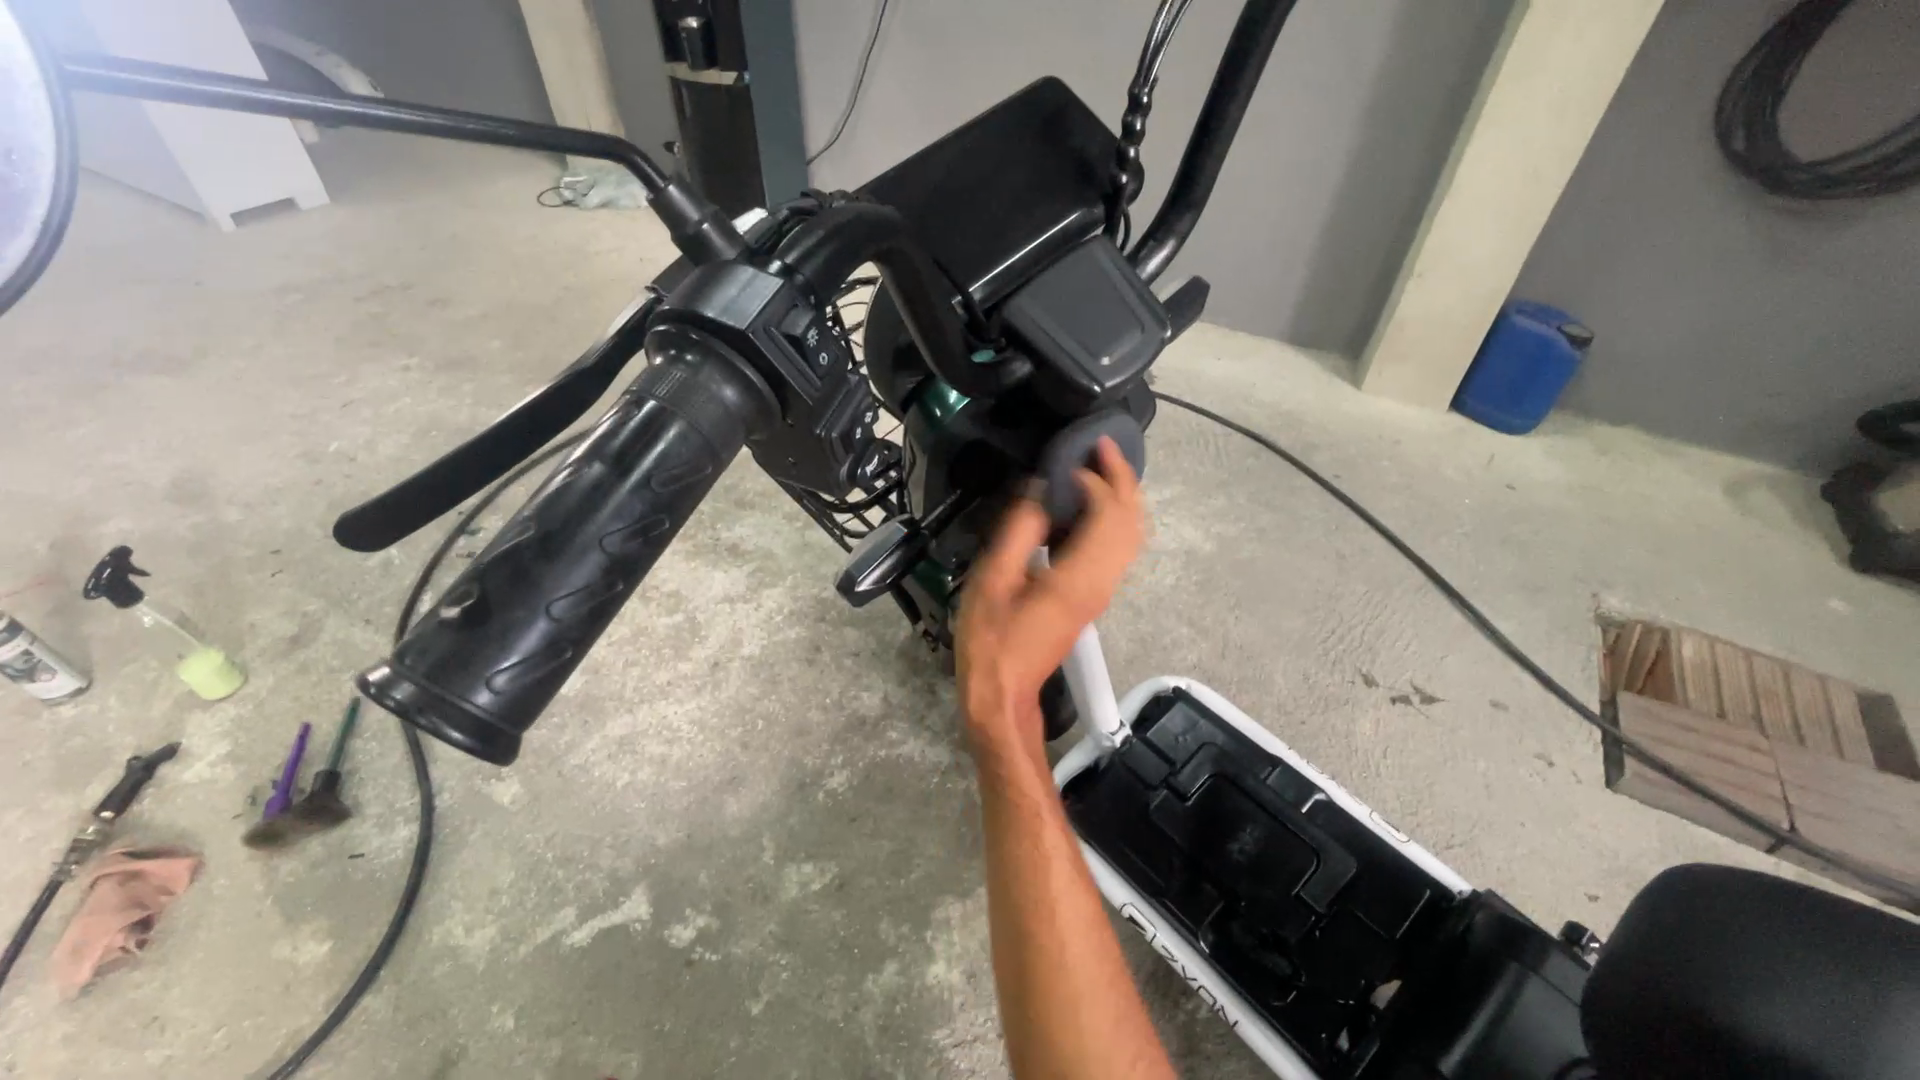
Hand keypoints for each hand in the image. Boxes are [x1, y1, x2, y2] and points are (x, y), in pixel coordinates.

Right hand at [955, 437, 1145, 759]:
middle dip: (1123, 479)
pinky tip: (1091, 508)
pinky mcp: (1094, 598)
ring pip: (1133, 537)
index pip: (1107, 513)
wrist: (1003, 692)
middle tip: (1103, 447)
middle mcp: (1102, 582)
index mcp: (1079, 576)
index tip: (1067, 461)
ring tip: (1102, 469)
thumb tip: (1039, 491)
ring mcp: (1102, 592)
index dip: (1093, 480)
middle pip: (1133, 522)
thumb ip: (1019, 531)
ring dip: (1124, 498)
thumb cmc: (991, 639)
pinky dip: (1115, 520)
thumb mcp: (993, 580)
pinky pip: (1119, 550)